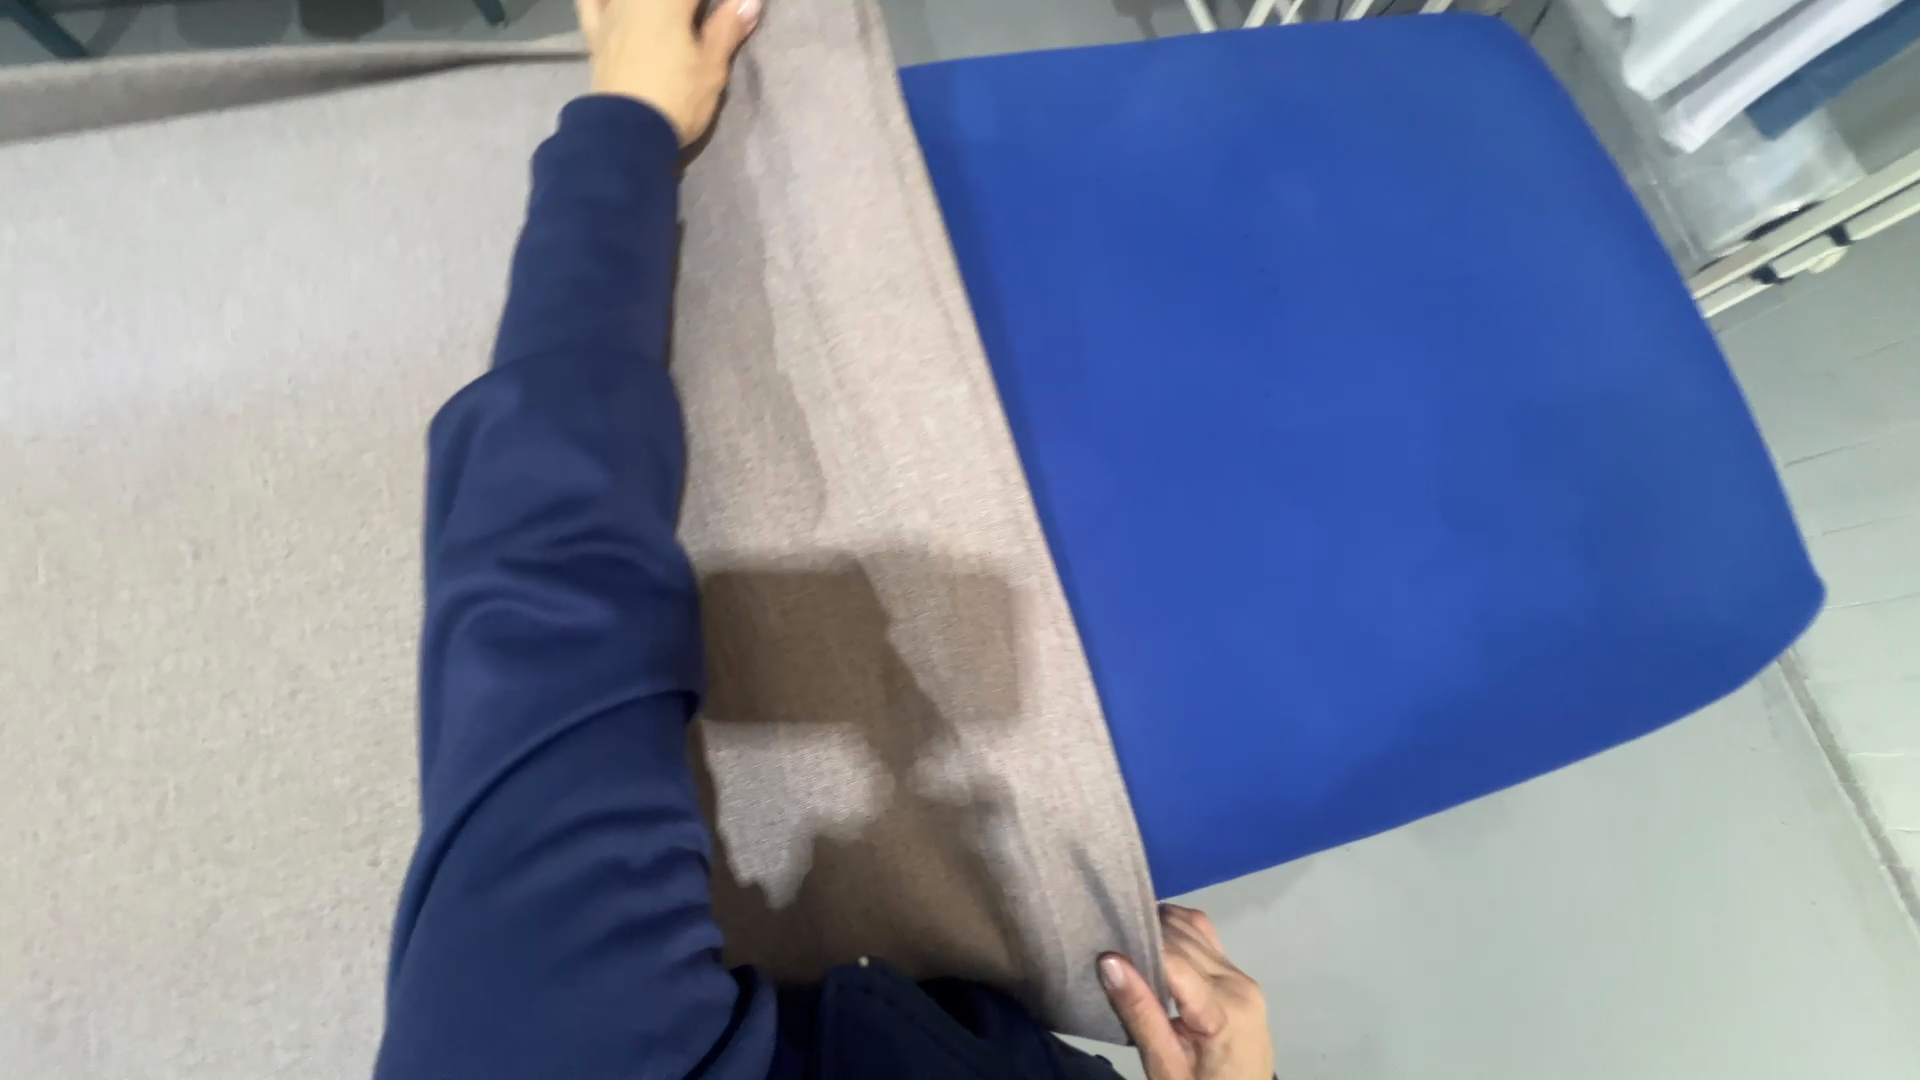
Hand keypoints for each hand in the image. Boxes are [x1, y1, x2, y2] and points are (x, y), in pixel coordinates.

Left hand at [575, 0, 760, 145]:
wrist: (630, 130)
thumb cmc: (678, 98)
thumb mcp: (712, 67)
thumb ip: (728, 28)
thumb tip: (752, 0)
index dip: (715, 5)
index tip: (725, 14)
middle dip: (685, 7)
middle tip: (696, 21)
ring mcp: (610, 9)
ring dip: (655, 7)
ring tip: (670, 20)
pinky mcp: (594, 32)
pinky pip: (590, 1)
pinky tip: (612, 3)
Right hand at [1099, 905, 1274, 1079]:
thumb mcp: (1166, 1071)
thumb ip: (1140, 1014)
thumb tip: (1109, 959)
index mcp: (1224, 1010)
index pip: (1172, 957)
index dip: (1135, 947)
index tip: (1103, 949)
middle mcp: (1238, 982)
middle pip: (1180, 939)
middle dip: (1144, 938)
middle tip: (1110, 949)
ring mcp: (1242, 976)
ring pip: (1191, 928)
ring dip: (1159, 930)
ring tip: (1130, 949)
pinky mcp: (1239, 976)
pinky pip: (1204, 934)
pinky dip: (1177, 931)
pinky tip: (1157, 945)